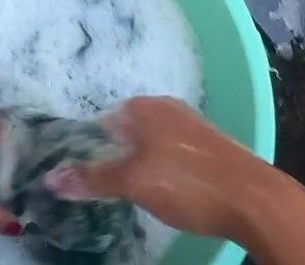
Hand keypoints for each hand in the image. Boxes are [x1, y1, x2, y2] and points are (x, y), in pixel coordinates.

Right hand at [43, 97, 266, 242]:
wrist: (253, 198)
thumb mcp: (133, 183)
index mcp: (144, 107)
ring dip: (140, 159)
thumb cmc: (187, 183)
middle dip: (115, 152)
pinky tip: (168, 187)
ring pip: (152, 138)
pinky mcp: (209, 143)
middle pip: (128, 128)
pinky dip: (163, 164)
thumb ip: (93, 178)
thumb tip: (51, 177)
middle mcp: (166, 106)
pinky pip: (173, 149)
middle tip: (107, 185)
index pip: (104, 120)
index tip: (84, 173)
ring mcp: (190, 123)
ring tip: (135, 190)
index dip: (90, 146)